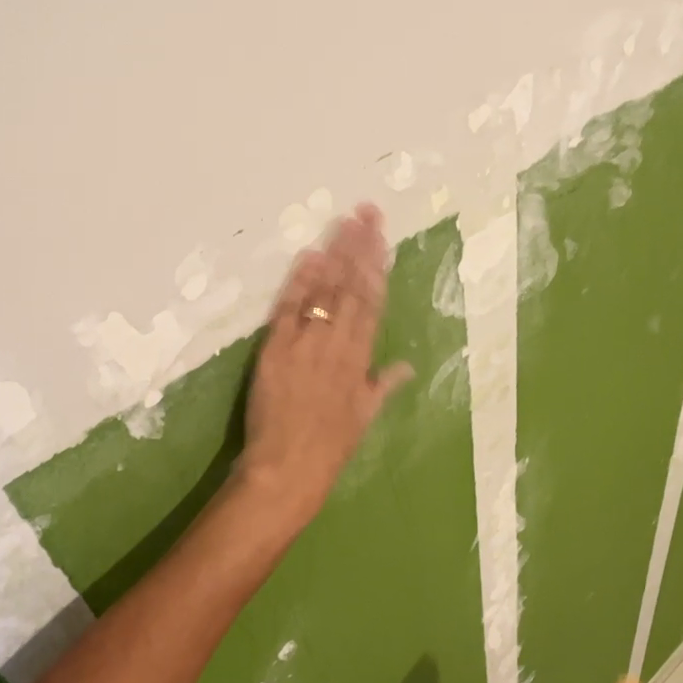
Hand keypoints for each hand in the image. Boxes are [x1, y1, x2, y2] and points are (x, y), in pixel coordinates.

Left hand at [236, 203, 413, 524]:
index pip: (372, 305)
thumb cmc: (328, 450)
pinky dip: (299, 283)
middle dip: (360, 248)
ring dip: (334, 254)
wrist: (288, 470)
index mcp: (360, 362)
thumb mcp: (363, 418)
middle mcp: (338, 347)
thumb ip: (382, 387)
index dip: (378, 269)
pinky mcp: (276, 351)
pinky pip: (289, 310)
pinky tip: (308, 255)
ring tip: (343, 222)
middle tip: (366, 212)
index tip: (382, 239)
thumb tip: (405, 366)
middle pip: (351, 288)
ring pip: (324, 292)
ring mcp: (306, 346)